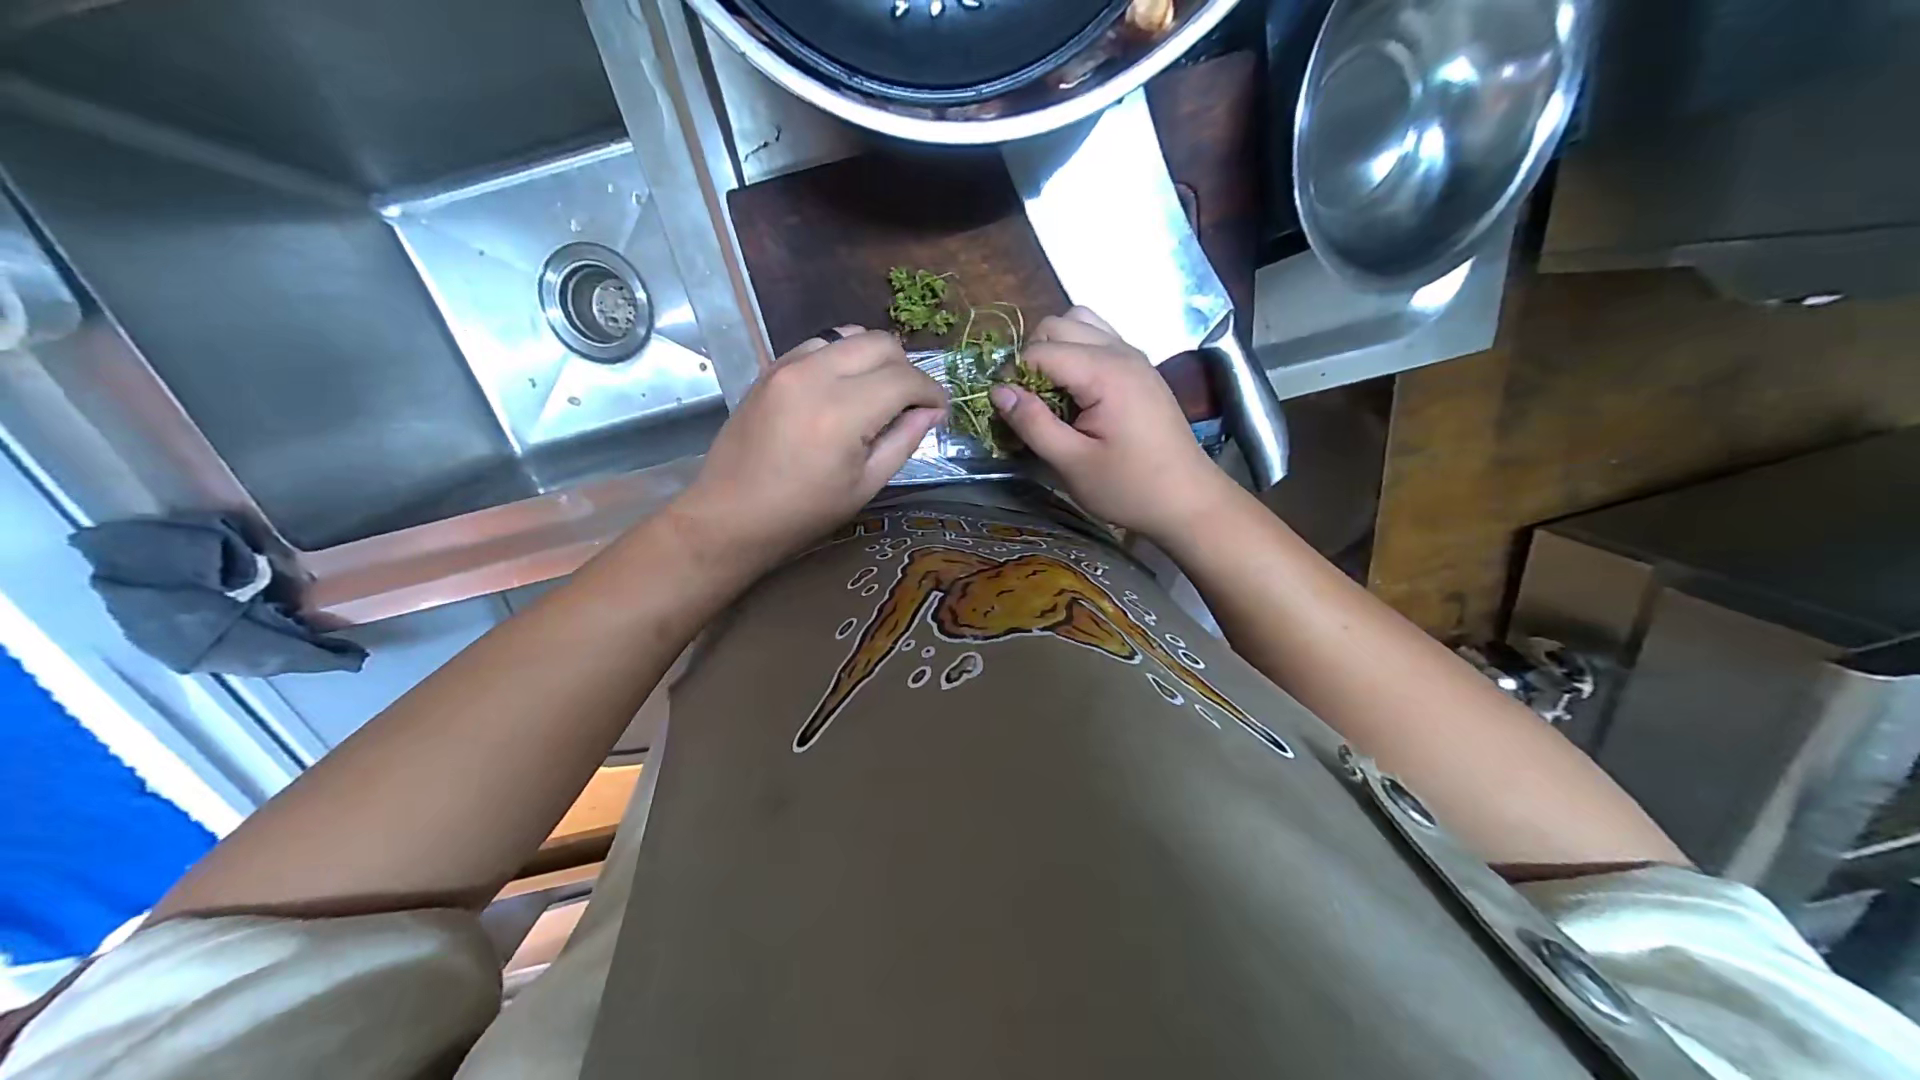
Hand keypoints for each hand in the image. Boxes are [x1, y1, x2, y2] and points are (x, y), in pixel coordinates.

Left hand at [674, 327, 943, 569]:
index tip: (939, 410)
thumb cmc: (802, 513)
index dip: (931, 391)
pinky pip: (820, 345)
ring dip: (874, 358)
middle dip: (907, 369)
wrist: (730, 516)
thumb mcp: (865, 485)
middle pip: (881, 343)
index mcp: (842, 412)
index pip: (904, 378)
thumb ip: (903, 440)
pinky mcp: (771, 368)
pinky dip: (842, 358)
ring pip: (850, 335)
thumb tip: (932, 412)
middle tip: (910, 402)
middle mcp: (815, 375)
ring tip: (877, 393)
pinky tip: (842, 390)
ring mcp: (788, 366)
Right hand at [991, 307, 1238, 542]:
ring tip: (1052, 393)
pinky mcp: (1140, 368)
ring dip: (1055, 350)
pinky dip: (1078, 353)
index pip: (1040, 350)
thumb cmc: (1130, 488)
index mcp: (1105, 372)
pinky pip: (1099, 339)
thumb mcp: (1072, 464)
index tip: (1011, 412)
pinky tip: (1076, 394)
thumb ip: (1033, 423)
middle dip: (1032, 358)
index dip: (1015, 377)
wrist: (1188, 500)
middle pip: (1057, 324)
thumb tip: (998, 391)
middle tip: (1030, 403)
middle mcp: (1120, 351)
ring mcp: (1134, 356)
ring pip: (1079, 322)